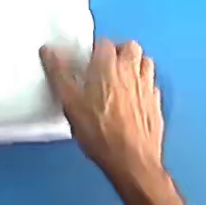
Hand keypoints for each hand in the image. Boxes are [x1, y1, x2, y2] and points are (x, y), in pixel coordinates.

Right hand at [41, 38, 165, 187]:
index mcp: (108, 66)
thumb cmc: (98, 131)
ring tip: (121, 76)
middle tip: (106, 63)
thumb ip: (58, 73)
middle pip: (131, 46)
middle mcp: (131, 72)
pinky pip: (152, 86)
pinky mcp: (157, 106)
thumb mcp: (69, 102)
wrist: (132, 162)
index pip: (103, 42)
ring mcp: (148, 88)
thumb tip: (47, 50)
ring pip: (146, 62)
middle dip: (119, 49)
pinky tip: (134, 98)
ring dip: (135, 64)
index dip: (94, 47)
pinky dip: (144, 85)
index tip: (86, 58)